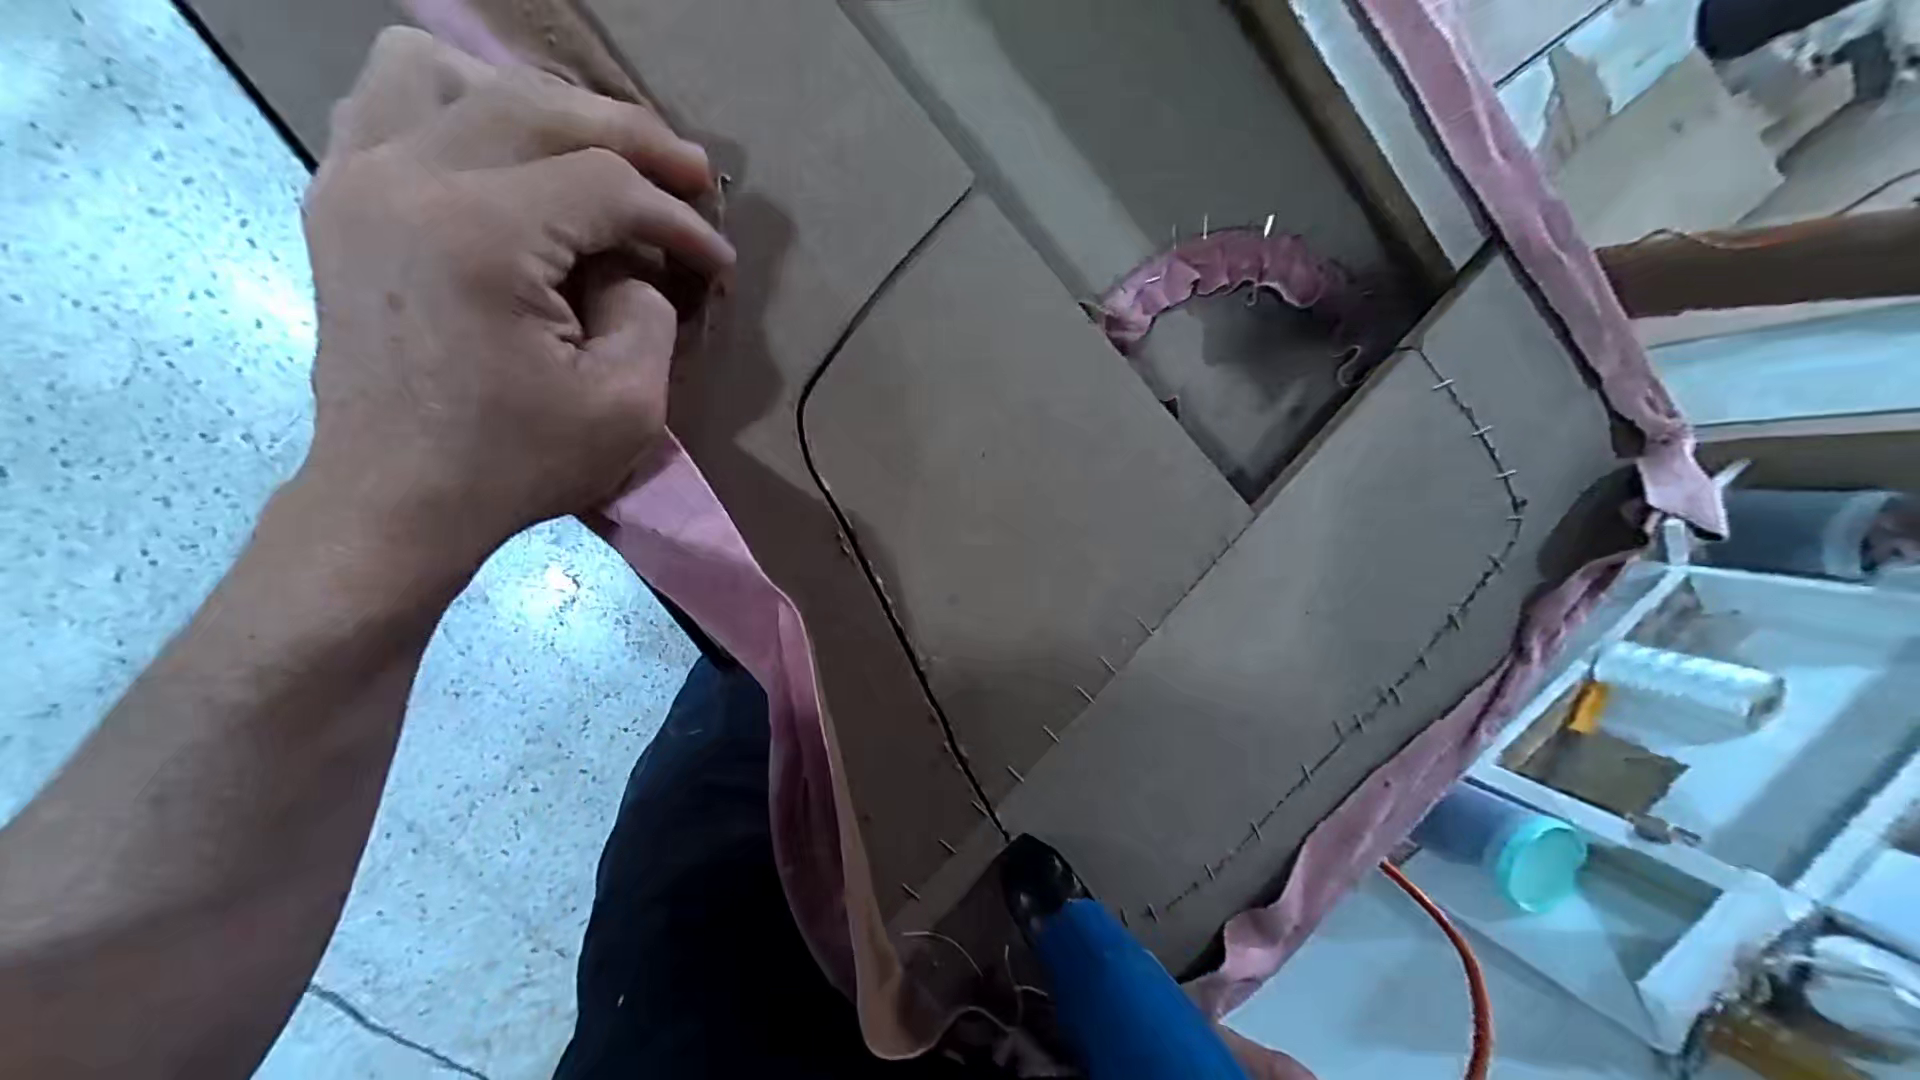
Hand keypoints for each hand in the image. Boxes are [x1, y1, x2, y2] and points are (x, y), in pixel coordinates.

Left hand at [297, 27, 733, 567]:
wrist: (398, 498)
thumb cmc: (519, 463)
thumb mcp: (627, 405)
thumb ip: (649, 312)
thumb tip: (638, 263)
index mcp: (479, 236)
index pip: (605, 184)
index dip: (677, 218)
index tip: (718, 258)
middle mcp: (404, 179)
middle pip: (536, 107)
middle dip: (632, 137)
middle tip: (690, 175)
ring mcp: (355, 180)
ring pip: (447, 75)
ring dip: (537, 107)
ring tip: (593, 155)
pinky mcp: (341, 199)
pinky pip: (391, 104)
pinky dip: (463, 112)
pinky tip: (511, 158)